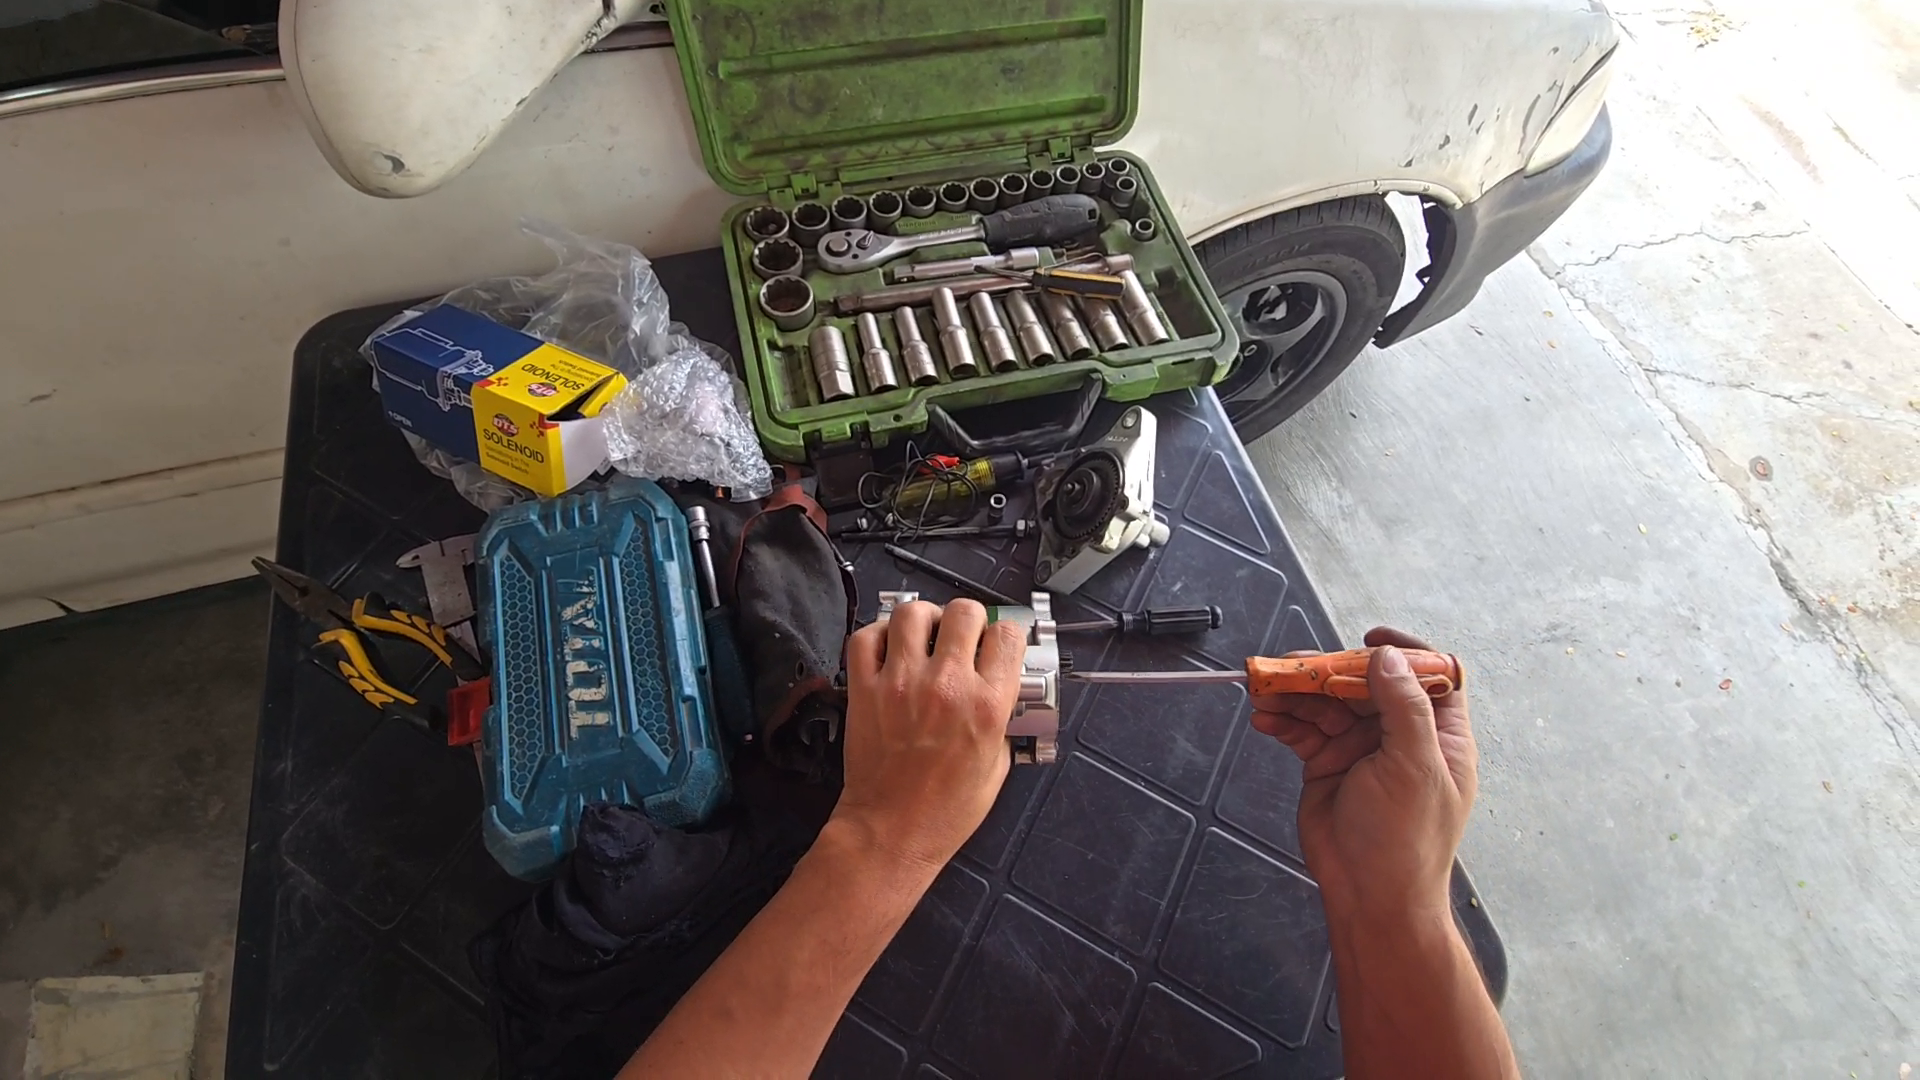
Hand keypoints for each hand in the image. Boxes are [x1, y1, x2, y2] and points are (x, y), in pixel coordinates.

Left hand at [835, 600, 1027, 873]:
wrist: (891, 832)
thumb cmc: (947, 809)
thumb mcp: (998, 766)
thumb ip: (1002, 718)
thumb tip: (999, 686)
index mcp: (987, 705)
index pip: (1006, 635)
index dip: (1004, 635)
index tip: (995, 644)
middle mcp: (947, 684)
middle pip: (963, 612)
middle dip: (967, 620)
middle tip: (960, 638)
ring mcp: (901, 682)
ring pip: (912, 612)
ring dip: (923, 619)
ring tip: (924, 637)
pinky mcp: (865, 688)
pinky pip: (866, 637)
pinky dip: (878, 635)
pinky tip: (889, 650)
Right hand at [1250, 627, 1477, 924]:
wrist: (1368, 893)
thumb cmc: (1405, 837)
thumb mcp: (1413, 768)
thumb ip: (1402, 708)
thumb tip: (1387, 656)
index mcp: (1435, 734)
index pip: (1431, 677)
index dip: (1404, 652)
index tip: (1369, 637)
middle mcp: (1397, 735)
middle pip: (1360, 683)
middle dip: (1324, 672)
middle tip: (1289, 666)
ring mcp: (1358, 747)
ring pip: (1323, 703)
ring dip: (1293, 696)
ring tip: (1263, 693)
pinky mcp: (1325, 761)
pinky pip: (1301, 729)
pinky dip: (1281, 721)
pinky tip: (1264, 720)